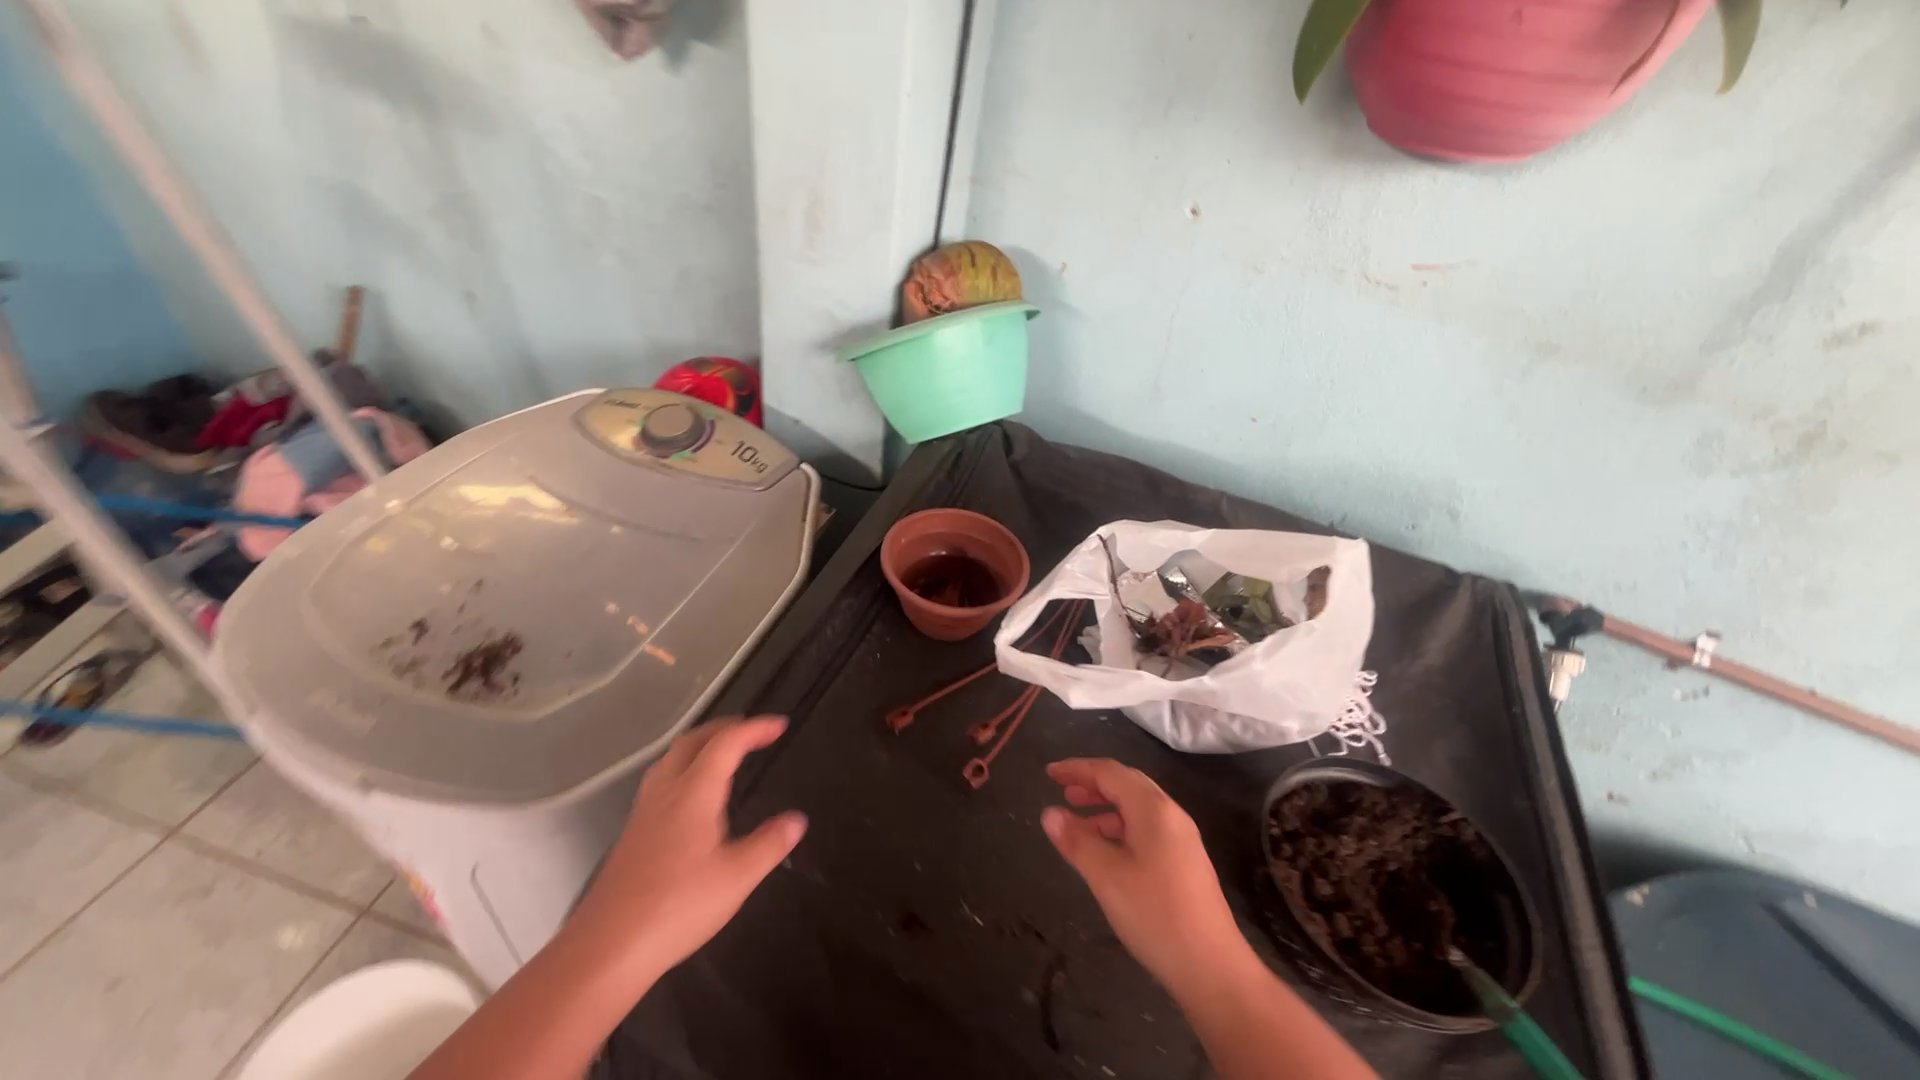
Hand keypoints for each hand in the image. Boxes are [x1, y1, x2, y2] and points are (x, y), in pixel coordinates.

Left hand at [567, 715, 806, 982]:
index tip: (780, 725)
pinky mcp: (633, 833)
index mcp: (693, 793)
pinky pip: (661, 781)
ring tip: (724, 753)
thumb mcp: (738, 877)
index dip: (755, 729)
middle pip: (692, 741)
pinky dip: (684, 768)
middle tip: (753, 731)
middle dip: (724, 728)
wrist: (609, 946)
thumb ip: (770, 844)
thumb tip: (797, 819)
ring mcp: (643, 812)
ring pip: (670, 759)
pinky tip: (692, 796)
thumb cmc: (678, 906)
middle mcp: (665, 792)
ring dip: (700, 745)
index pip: (726, 744)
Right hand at [1041, 758, 1245, 994]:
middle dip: (1093, 784)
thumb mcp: (1106, 876)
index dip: (1077, 769)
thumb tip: (1050, 813)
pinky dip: (1119, 829)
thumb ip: (1076, 841)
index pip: (1111, 772)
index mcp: (1154, 810)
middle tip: (1062, 792)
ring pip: (1137, 809)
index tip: (1049, 774)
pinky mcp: (1184, 863)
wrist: (1211, 966)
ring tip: (1076, 825)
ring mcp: (1182, 840)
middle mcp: (1172, 816)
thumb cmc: (1155, 914)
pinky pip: (1146, 830)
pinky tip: (1105, 853)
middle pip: (1128, 785)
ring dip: (1105, 809)